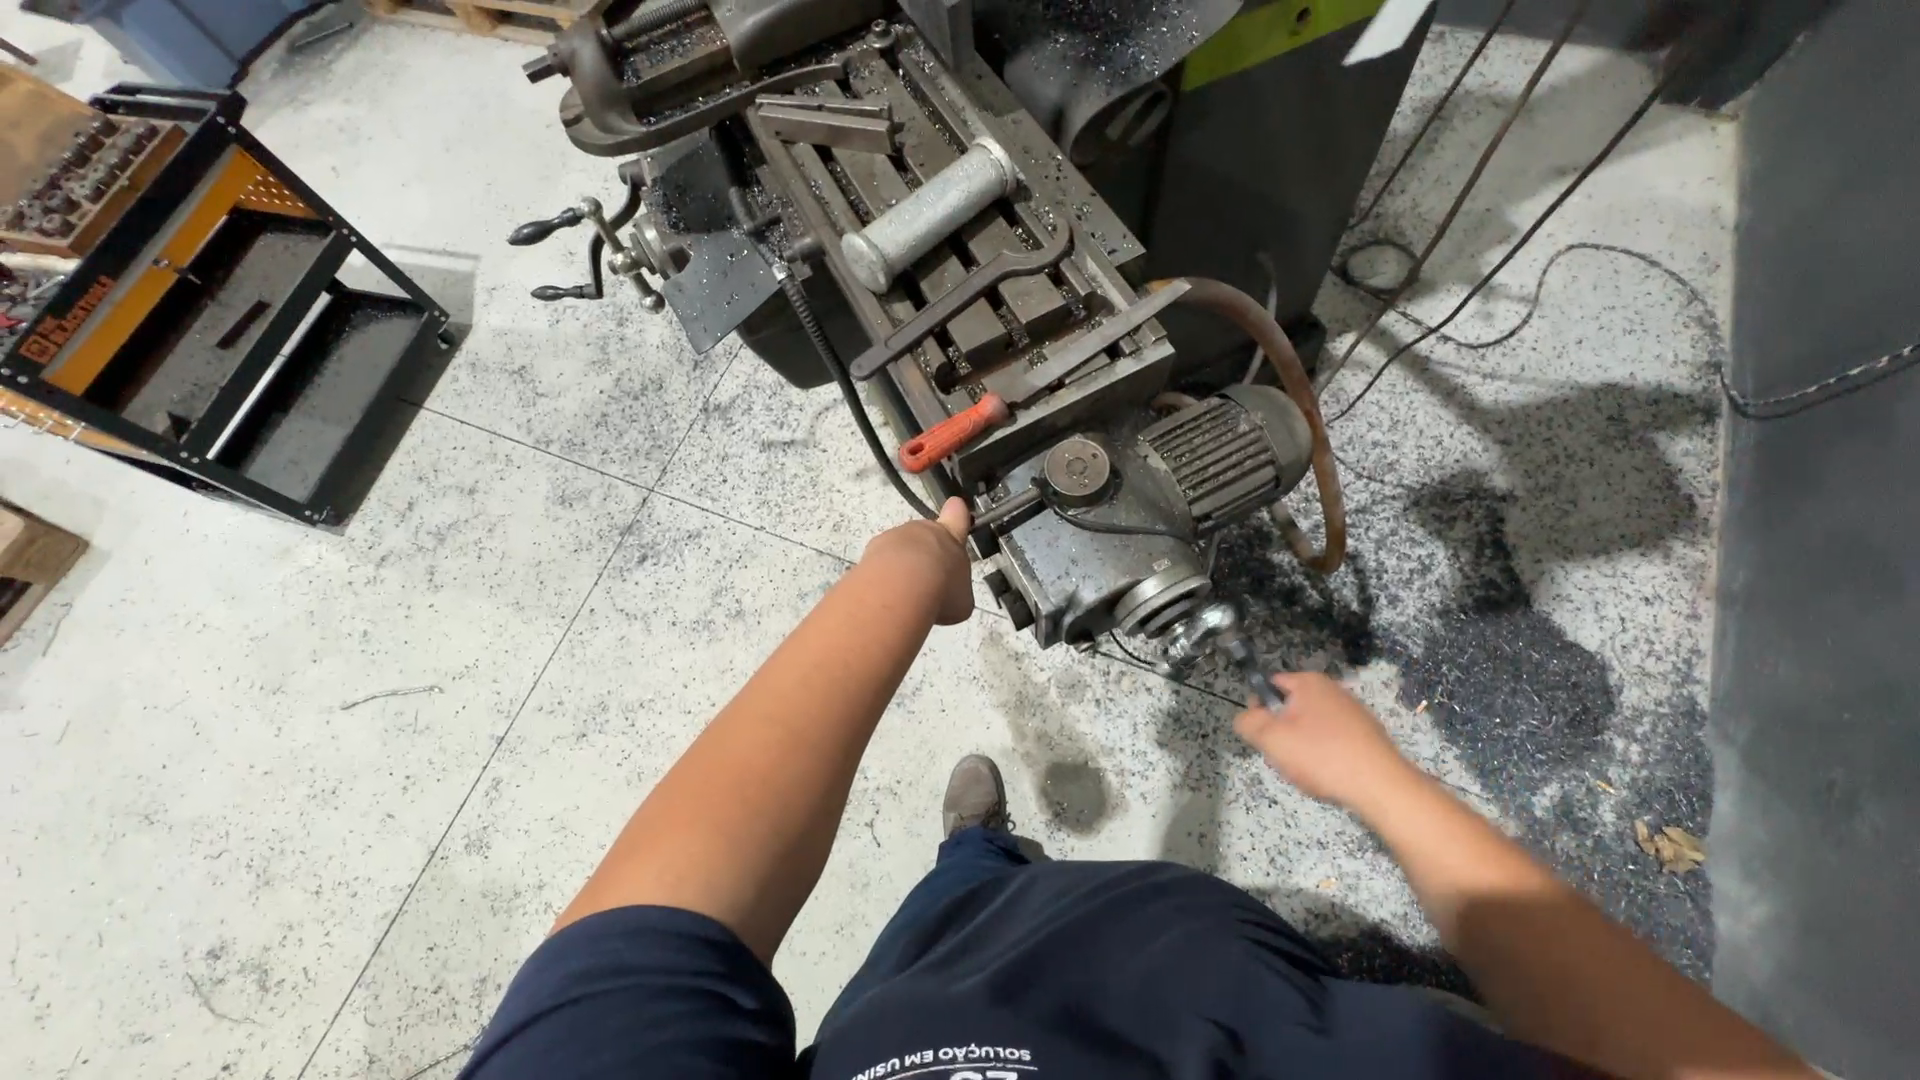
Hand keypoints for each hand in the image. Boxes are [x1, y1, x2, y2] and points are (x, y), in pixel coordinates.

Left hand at [860, 497, 974, 624]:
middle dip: (925, 555)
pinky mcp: (870, 551)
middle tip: (926, 583)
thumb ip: (957, 591)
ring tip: (904, 595)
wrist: (901, 589)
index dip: (957, 513)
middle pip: (925, 535)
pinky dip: (882, 577)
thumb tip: (950, 598)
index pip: (957, 513)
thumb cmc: (943, 592)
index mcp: (950, 537)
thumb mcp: (962, 599)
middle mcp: (921, 530)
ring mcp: (893, 537)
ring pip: (900, 549)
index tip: (957, 512)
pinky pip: (880, 562)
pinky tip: (886, 596)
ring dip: (901, 567)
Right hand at [1233, 672, 1422, 810]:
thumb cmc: (1321, 756)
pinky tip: (1329, 774)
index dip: (1259, 709)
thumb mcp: (1271, 739)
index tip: (1263, 735)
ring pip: (1310, 727)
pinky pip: (1333, 740)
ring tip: (1308, 770)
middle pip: (1290, 708)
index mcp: (1309, 682)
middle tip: (1284, 756)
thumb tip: (1245, 717)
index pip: (1268, 685)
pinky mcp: (1367, 734)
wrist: (1380, 785)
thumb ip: (1247, 722)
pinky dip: (1325, 755)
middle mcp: (1332, 689)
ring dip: (1302, 746)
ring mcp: (1353, 711)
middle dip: (1282, 732)